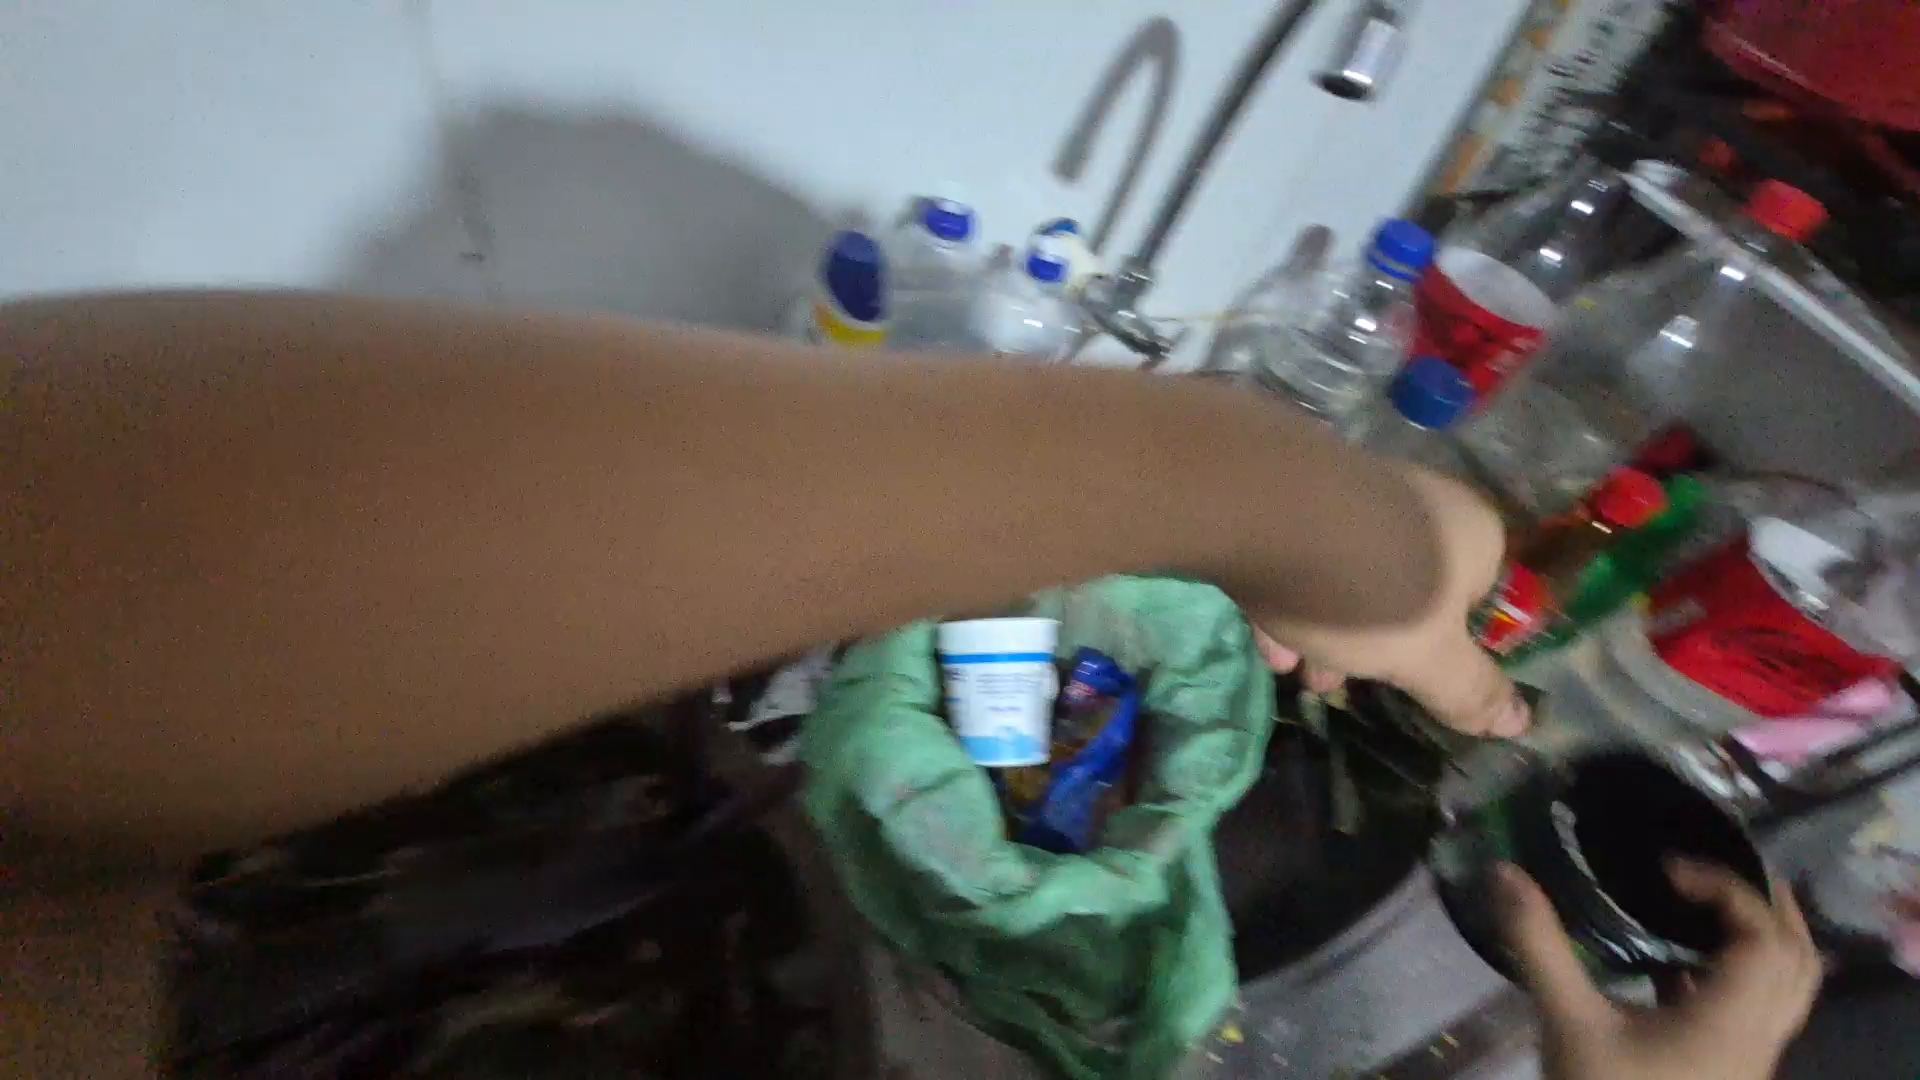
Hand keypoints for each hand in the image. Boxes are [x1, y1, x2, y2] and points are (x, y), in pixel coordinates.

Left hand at [1253, 466, 1529, 736]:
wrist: (1261, 513)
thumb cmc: (1364, 588)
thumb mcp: (1424, 657)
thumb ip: (1468, 689)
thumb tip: (1519, 722)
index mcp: (1468, 532)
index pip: (1477, 592)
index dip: (1447, 641)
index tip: (1415, 677)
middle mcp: (1409, 504)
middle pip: (1398, 586)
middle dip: (1368, 643)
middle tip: (1337, 684)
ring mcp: (1339, 496)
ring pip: (1337, 576)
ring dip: (1319, 629)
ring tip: (1297, 675)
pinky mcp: (1277, 501)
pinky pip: (1288, 560)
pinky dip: (1281, 603)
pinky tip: (1266, 644)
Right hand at [1496, 860, 1821, 1079]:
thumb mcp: (1564, 1016)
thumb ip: (1538, 943)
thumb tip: (1505, 871)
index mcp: (1729, 1022)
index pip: (1766, 942)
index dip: (1728, 890)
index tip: (1663, 867)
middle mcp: (1756, 1036)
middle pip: (1799, 963)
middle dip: (1766, 903)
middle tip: (1711, 858)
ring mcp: (1745, 1052)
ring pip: (1784, 985)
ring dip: (1757, 931)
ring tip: (1702, 893)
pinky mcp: (1723, 1059)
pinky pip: (1752, 1001)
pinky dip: (1732, 962)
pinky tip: (1676, 951)